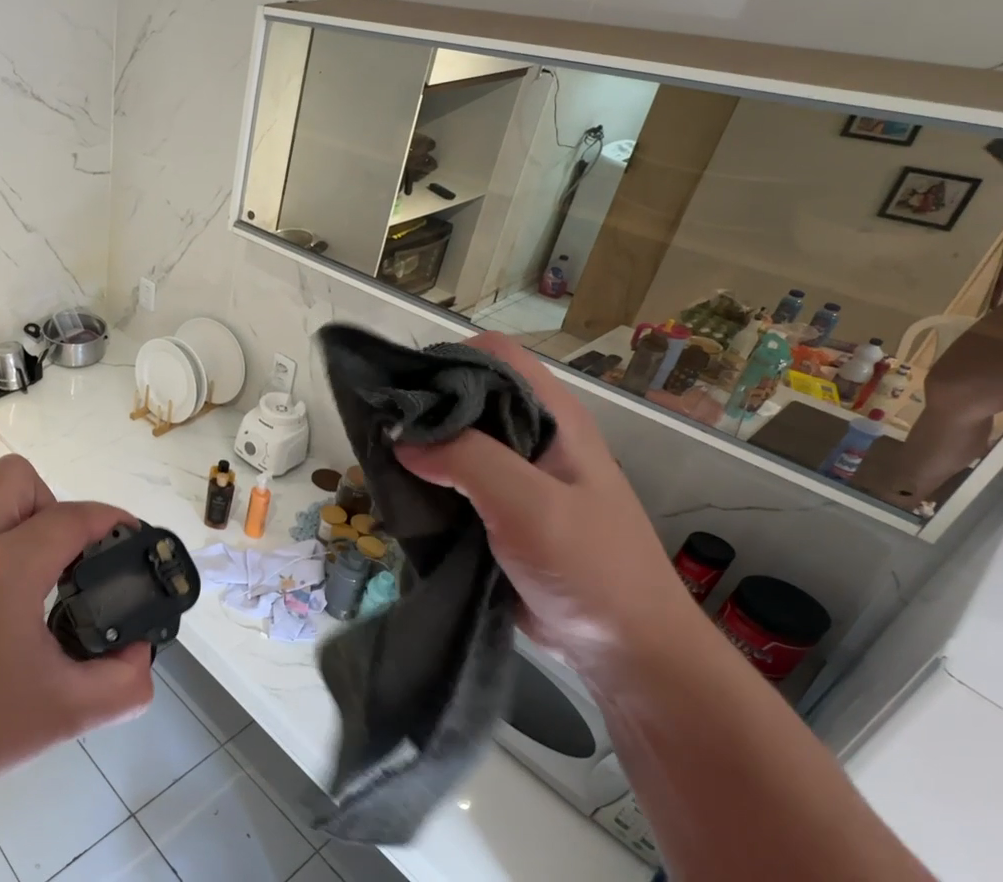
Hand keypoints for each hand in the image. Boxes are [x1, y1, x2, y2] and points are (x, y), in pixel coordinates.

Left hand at [0, 456, 154, 794]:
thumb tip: (139, 649)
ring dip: (14, 506)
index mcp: (8, 570)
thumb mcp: (72, 713)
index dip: (112, 522)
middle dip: (58, 507)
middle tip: (72, 559)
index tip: (131, 542)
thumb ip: (127, 679)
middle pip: (22, 478)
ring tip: (29, 554)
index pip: (72, 518)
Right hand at [393, 332, 696, 677]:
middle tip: (381, 431)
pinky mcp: (497, 512)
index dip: (447, 362)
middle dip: (421, 407)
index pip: (492, 355)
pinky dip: (423, 483)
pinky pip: (450, 482)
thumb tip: (400, 436)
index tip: (404, 393)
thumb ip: (466, 459)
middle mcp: (532, 436)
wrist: (626, 651)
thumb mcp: (530, 505)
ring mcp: (514, 476)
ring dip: (418, 449)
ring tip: (381, 464)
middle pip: (466, 394)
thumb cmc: (591, 569)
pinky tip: (400, 496)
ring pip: (453, 440)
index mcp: (552, 418)